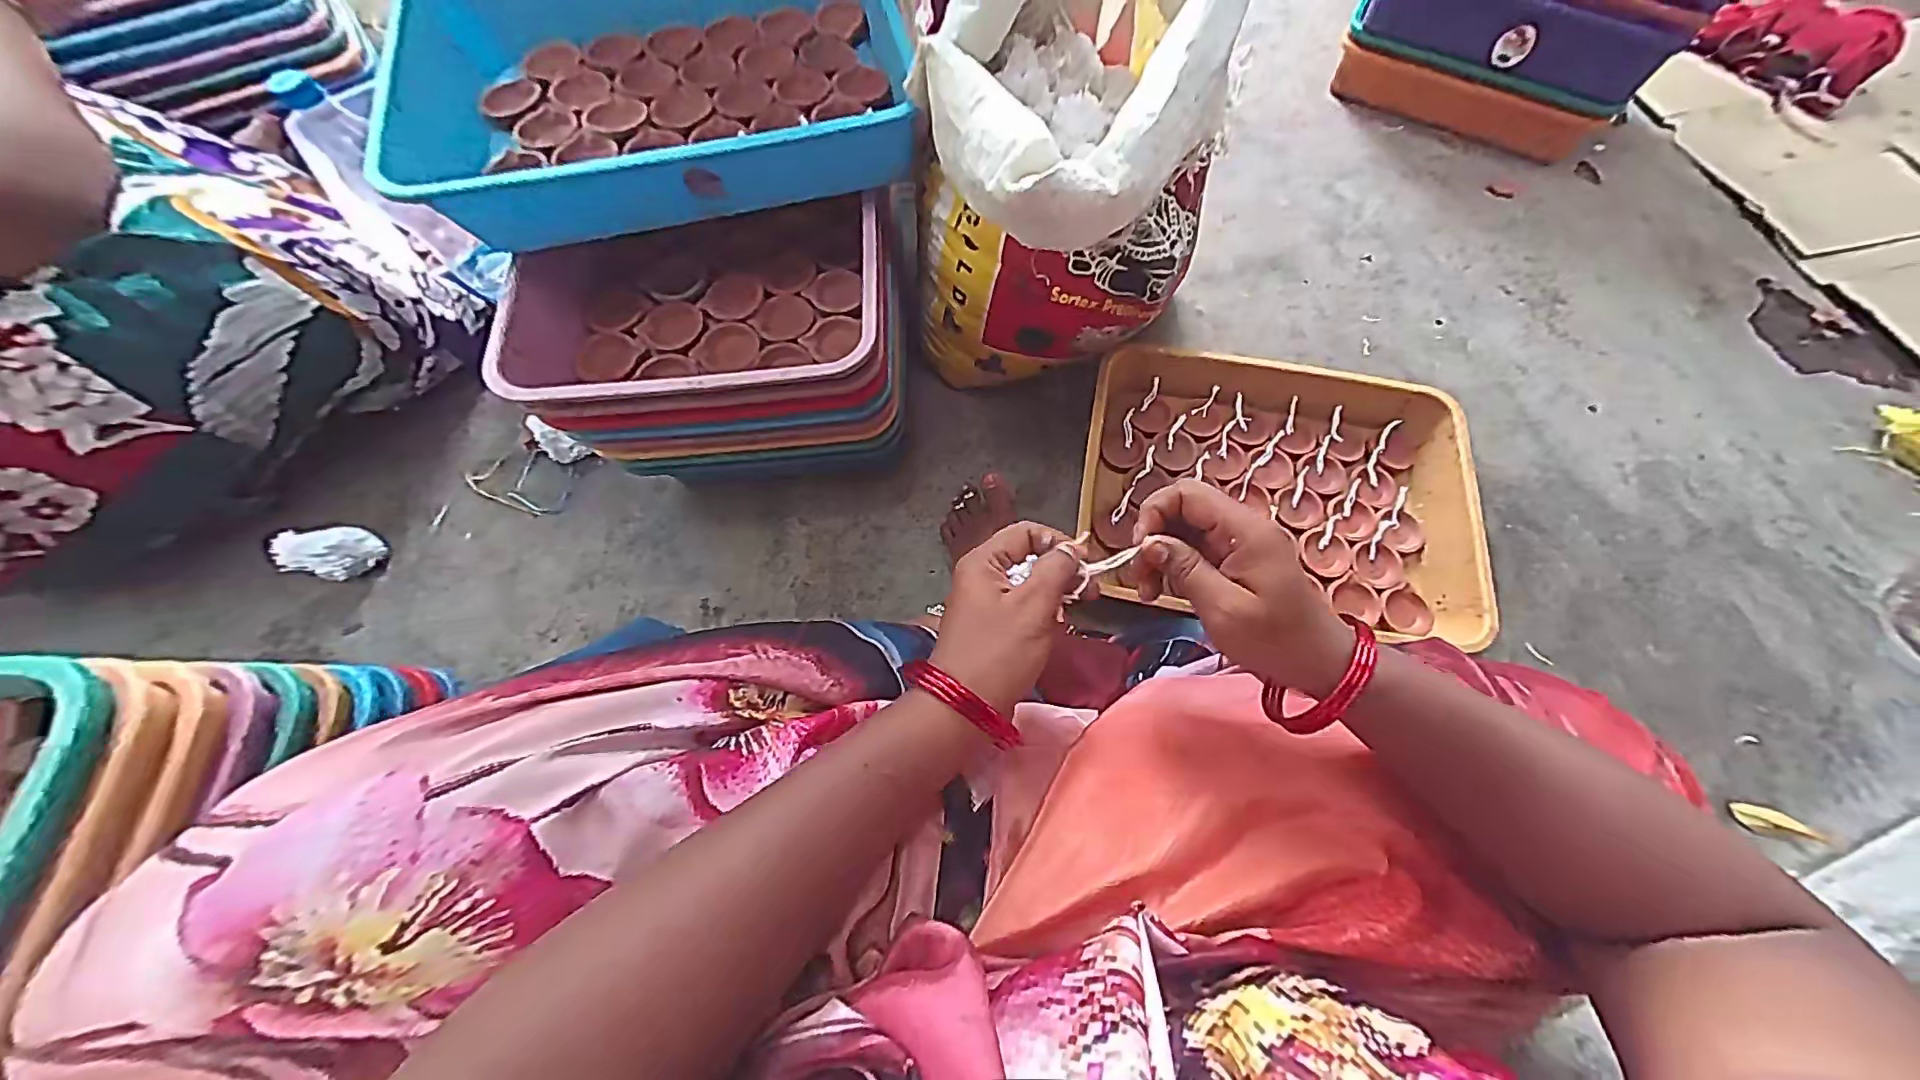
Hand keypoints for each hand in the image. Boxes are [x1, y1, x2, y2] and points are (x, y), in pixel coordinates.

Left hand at [929, 521, 1079, 714]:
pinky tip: (1057, 625)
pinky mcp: (991, 627)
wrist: (965, 706)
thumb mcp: (1034, 606)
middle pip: (1028, 557)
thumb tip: (1071, 550)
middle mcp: (980, 577)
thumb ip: (1056, 570)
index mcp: (982, 563)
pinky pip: (1022, 607)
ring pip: (1028, 583)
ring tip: (1076, 608)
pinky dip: (1042, 612)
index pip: (1026, 532)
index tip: (1086, 564)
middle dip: (1061, 569)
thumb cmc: (998, 654)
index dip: (1058, 542)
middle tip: (1088, 590)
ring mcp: (984, 603)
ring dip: (1055, 592)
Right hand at [1129, 480, 1353, 694]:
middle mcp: (1242, 527)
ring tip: (1152, 591)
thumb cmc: (1276, 640)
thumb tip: (1150, 543)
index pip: (1186, 493)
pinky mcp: (1234, 559)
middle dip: (1153, 537)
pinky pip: (1193, 548)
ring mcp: (1238, 543)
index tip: (1140, 551)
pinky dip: (1173, 566)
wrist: (1319, 663)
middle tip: (1141, 577)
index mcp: (1245, 530)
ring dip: (1159, 555)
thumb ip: (1185, 570)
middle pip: (1181, 508)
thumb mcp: (1224, 608)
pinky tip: (1168, 591)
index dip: (1154, 513)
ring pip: (1182, 529)